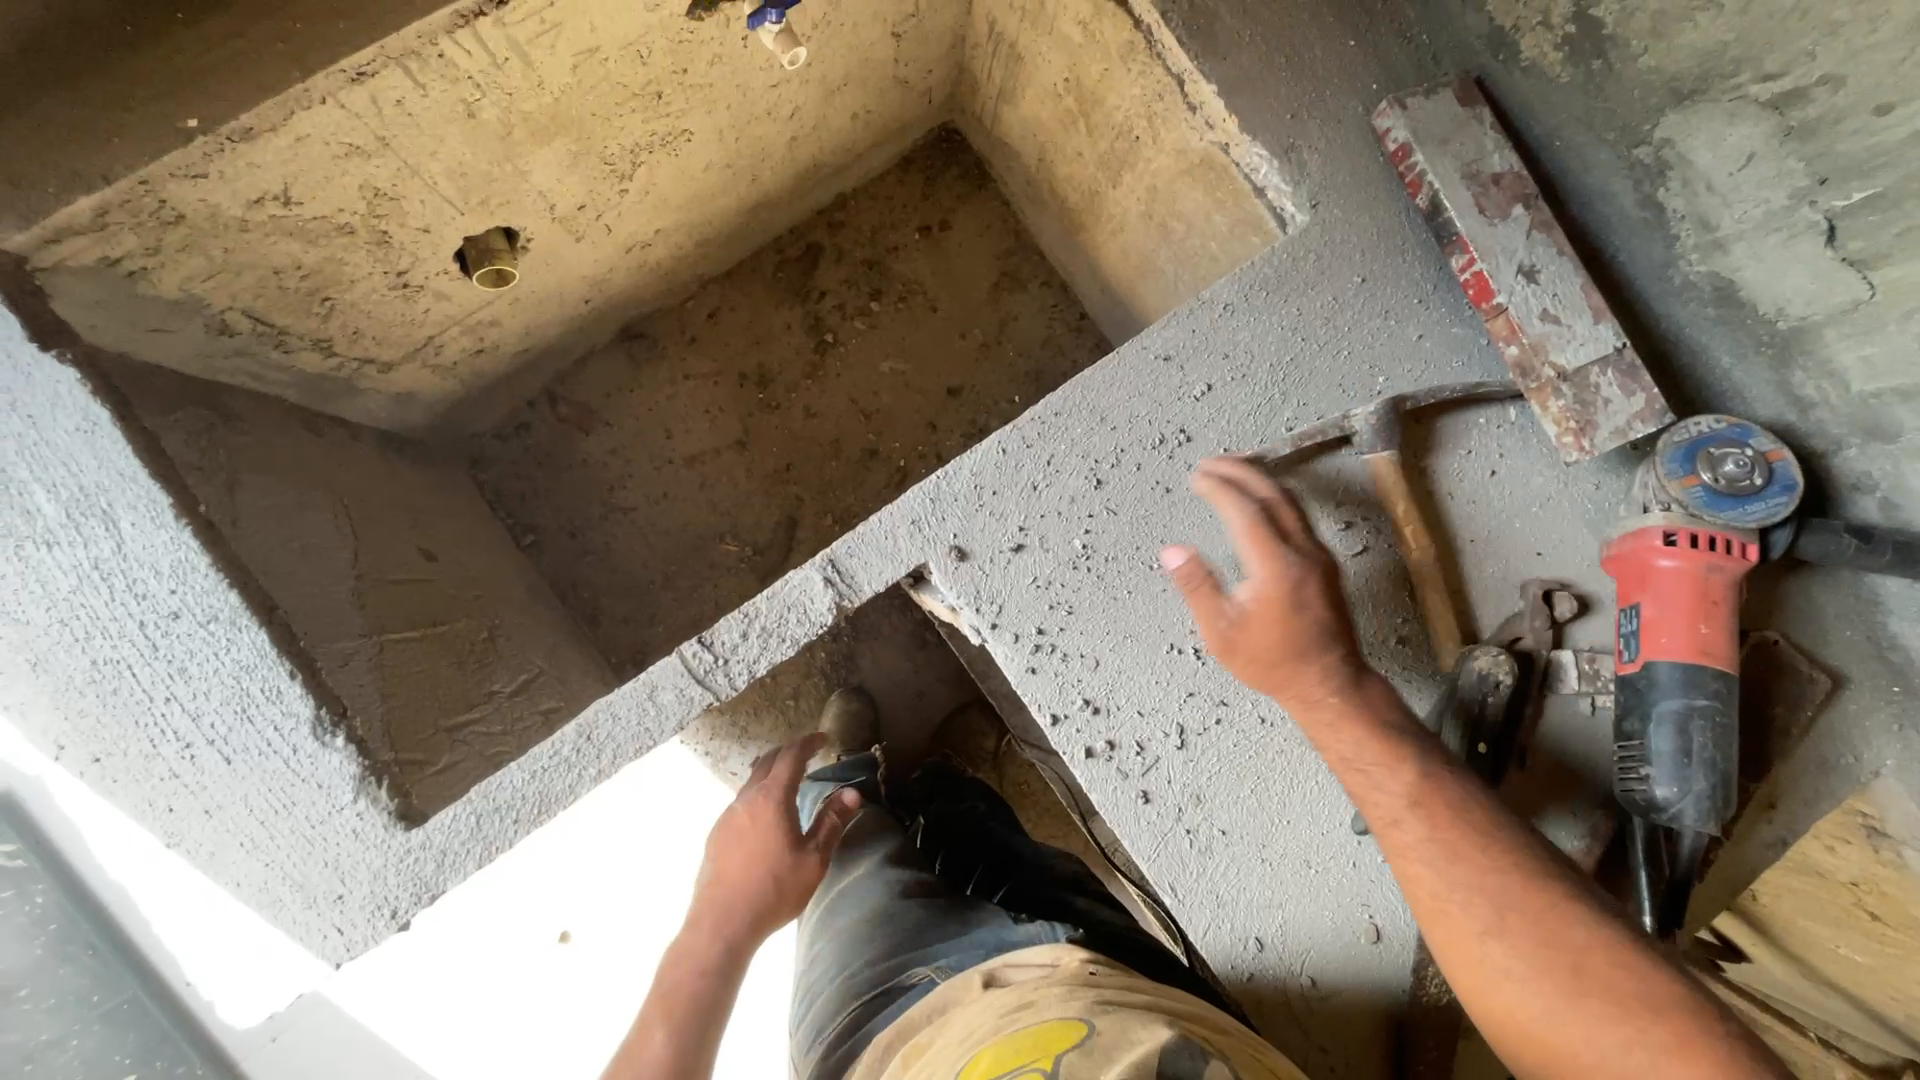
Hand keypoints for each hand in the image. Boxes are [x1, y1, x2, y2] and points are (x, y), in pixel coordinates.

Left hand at [687, 732, 862, 943]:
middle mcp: (746, 799)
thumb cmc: (774, 890)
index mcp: (772, 798)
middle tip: (808, 754)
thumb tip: (852, 793)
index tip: (824, 738)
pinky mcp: (717, 834)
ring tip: (790, 785)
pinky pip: (741, 802)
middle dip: (789, 752)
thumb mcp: (814, 859)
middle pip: (767, 761)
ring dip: (772, 774)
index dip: (808, 743)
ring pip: (751, 782)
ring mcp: (727, 816)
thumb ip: (832, 822)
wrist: (721, 924)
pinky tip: (767, 818)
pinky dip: (759, 795)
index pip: (791, 756)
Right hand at [1161, 456, 1372, 711]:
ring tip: (1233, 469)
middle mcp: (1302, 553)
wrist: (1329, 684)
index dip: (1218, 487)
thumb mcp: (1221, 632)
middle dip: (1240, 470)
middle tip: (1211, 462)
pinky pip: (1299, 514)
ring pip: (1291, 500)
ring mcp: (1319, 556)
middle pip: (1272, 494)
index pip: (1244, 510)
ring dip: (1260, 479)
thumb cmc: (1272, 663)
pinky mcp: (1325, 563)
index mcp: (1275, 566)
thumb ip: (1197, 586)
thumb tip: (1172, 551)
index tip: (1197, 476)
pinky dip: (1274, 496)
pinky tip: (1260, 500)